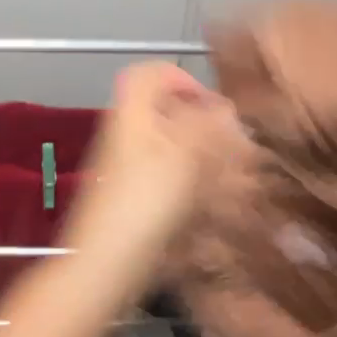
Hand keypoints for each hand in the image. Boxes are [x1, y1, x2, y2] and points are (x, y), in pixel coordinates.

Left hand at [63, 62, 236, 268]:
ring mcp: (126, 167)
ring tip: (227, 168)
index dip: (180, 77)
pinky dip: (189, 178)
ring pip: (166, 143)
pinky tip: (209, 197)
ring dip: (197, 149)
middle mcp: (125, 134)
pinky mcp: (133, 197)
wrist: (107, 262)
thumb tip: (224, 106)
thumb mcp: (183, 154)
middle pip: (161, 110)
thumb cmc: (145, 202)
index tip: (212, 101)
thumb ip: (206, 124)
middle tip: (229, 137)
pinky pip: (165, 173)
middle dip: (197, 118)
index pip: (148, 73)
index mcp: (132, 114)